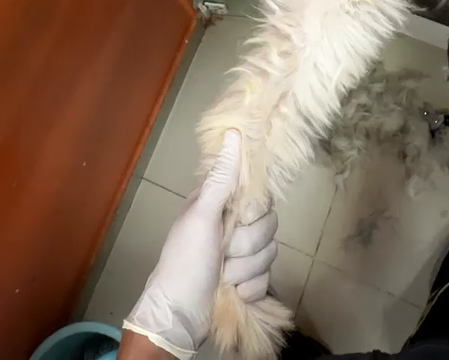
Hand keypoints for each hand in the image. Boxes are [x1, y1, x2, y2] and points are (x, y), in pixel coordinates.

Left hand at [123, 131, 276, 358]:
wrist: (179, 317)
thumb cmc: (185, 260)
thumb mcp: (201, 215)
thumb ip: (221, 178)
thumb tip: (233, 131)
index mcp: (220, 203)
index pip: (258, 194)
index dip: (254, 210)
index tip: (241, 220)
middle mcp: (232, 224)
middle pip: (267, 225)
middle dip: (247, 246)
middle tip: (224, 254)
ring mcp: (240, 253)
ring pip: (269, 252)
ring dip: (246, 270)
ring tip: (224, 277)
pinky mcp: (247, 279)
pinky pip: (267, 278)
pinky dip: (251, 289)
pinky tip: (234, 292)